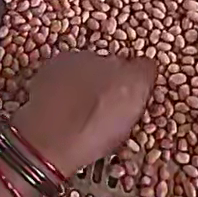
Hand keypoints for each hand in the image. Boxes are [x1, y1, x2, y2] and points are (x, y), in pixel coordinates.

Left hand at [10, 51, 156, 175]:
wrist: (51, 134)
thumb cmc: (91, 139)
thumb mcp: (123, 130)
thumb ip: (130, 105)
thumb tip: (128, 97)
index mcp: (137, 81)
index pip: (146, 68)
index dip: (137, 80)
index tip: (130, 92)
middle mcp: (114, 62)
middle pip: (117, 64)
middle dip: (111, 78)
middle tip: (101, 100)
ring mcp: (84, 58)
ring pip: (91, 62)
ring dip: (87, 75)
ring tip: (77, 99)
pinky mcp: (60, 59)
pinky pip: (69, 64)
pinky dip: (66, 74)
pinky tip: (61, 93)